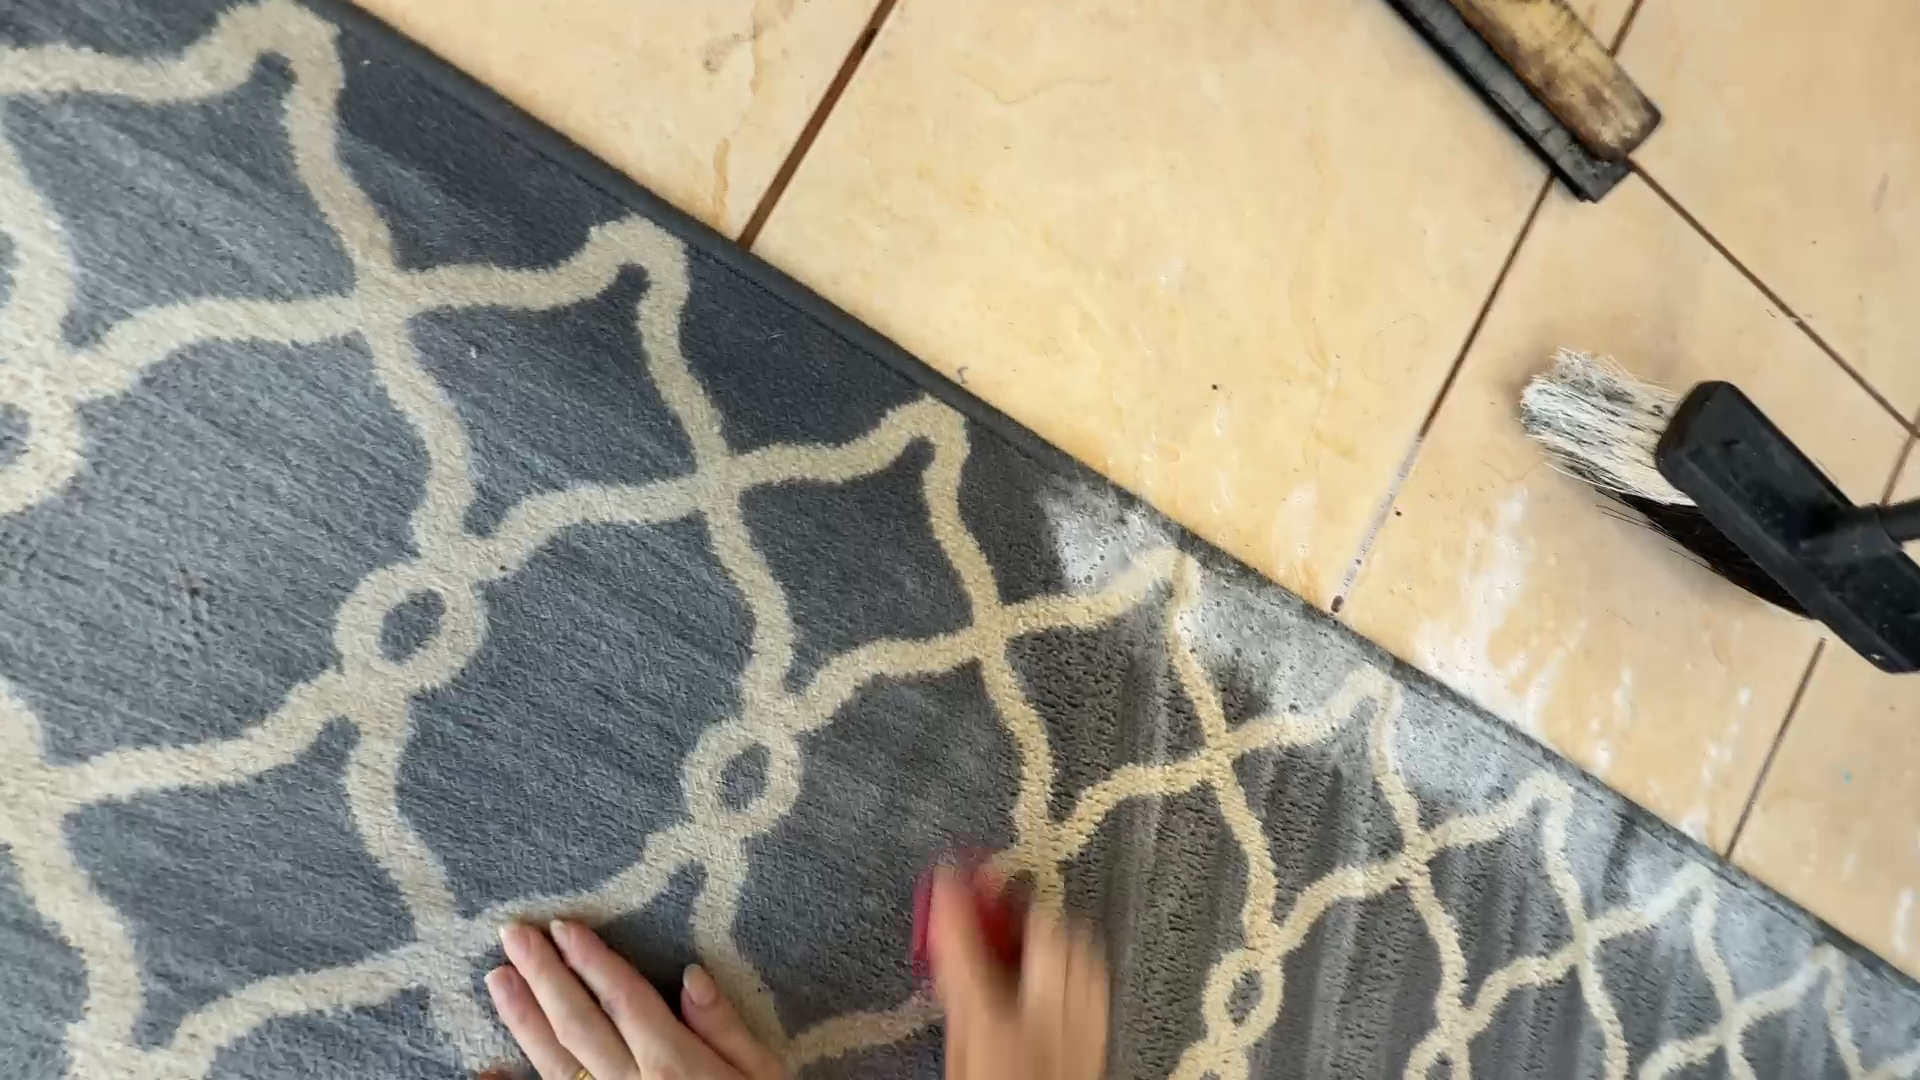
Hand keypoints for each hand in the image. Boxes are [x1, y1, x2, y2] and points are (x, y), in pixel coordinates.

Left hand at [485, 920, 786, 1079]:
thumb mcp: (761, 1072)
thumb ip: (723, 1026)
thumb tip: (691, 974)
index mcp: (671, 1062)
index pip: (623, 997)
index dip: (591, 959)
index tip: (564, 926)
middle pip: (578, 1022)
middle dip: (545, 975)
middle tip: (515, 936)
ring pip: (554, 1062)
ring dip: (524, 1018)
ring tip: (498, 979)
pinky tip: (484, 1073)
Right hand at [929, 866, 1109, 1079]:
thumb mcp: (959, 1059)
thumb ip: (958, 1003)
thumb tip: (951, 958)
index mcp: (996, 1029)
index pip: (965, 945)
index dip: (950, 898)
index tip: (945, 871)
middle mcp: (1046, 1022)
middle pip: (1045, 930)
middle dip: (1021, 909)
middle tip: (999, 907)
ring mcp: (1082, 1027)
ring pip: (1082, 944)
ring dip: (1055, 931)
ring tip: (1033, 937)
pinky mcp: (1103, 1035)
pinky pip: (1098, 975)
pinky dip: (1080, 960)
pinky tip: (1063, 968)